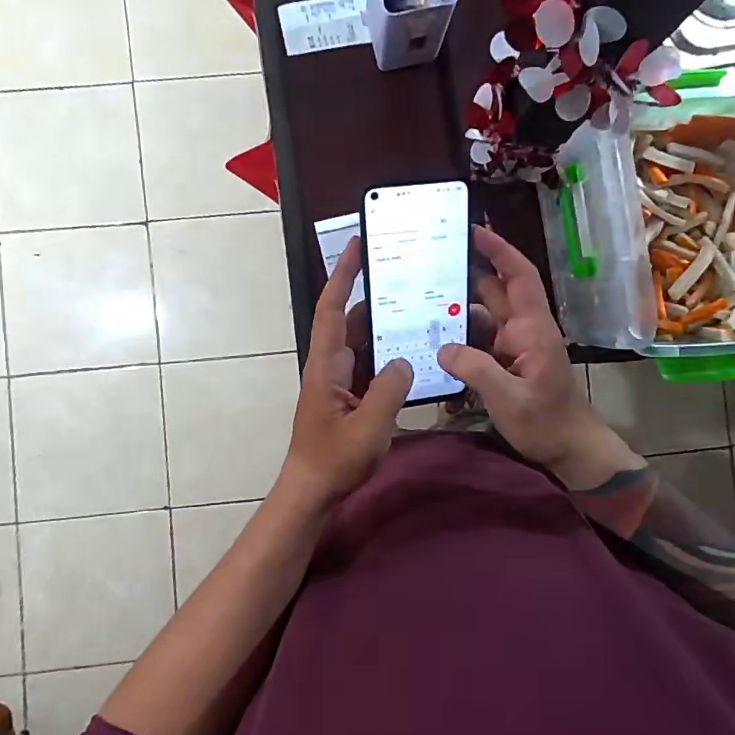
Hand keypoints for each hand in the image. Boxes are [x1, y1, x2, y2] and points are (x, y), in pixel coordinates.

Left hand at [277, 237, 411, 507]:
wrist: (313, 489)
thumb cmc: (334, 459)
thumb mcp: (369, 427)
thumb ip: (389, 390)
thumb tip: (403, 360)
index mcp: (326, 366)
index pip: (331, 310)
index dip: (343, 276)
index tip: (357, 246)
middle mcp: (330, 365)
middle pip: (351, 321)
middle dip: (374, 296)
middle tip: (408, 276)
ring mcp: (339, 380)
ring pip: (364, 343)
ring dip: (386, 327)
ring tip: (421, 307)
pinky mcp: (350, 395)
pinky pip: (371, 365)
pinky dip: (390, 355)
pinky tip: (418, 352)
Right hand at [437, 226, 639, 488]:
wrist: (568, 450)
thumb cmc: (547, 422)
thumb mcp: (510, 398)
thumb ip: (476, 369)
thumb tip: (443, 347)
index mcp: (532, 330)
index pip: (518, 278)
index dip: (499, 251)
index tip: (474, 231)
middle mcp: (521, 331)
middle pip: (493, 291)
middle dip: (465, 272)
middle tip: (428, 260)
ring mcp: (511, 347)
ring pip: (479, 316)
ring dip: (453, 308)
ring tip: (417, 299)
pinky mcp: (501, 362)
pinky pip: (474, 340)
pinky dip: (454, 335)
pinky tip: (428, 336)